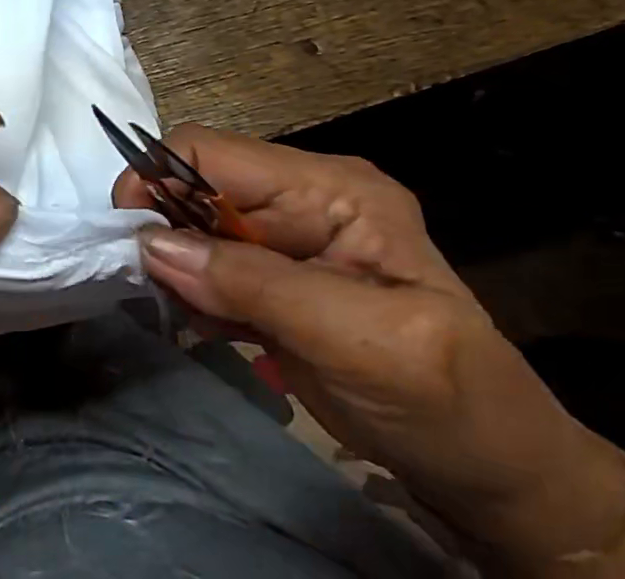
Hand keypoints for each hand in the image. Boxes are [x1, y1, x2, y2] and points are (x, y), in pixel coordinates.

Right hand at [116, 126, 624, 565]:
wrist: (496, 471)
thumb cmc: (455, 401)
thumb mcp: (368, 340)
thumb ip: (260, 285)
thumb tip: (153, 246)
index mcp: (332, 188)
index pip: (217, 153)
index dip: (160, 180)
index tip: (128, 239)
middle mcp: (304, 199)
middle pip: (200, 187)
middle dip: (166, 231)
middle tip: (160, 292)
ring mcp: (290, 244)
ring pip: (196, 230)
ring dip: (178, 270)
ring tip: (195, 321)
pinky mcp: (277, 284)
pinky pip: (211, 271)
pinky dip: (194, 296)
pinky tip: (209, 331)